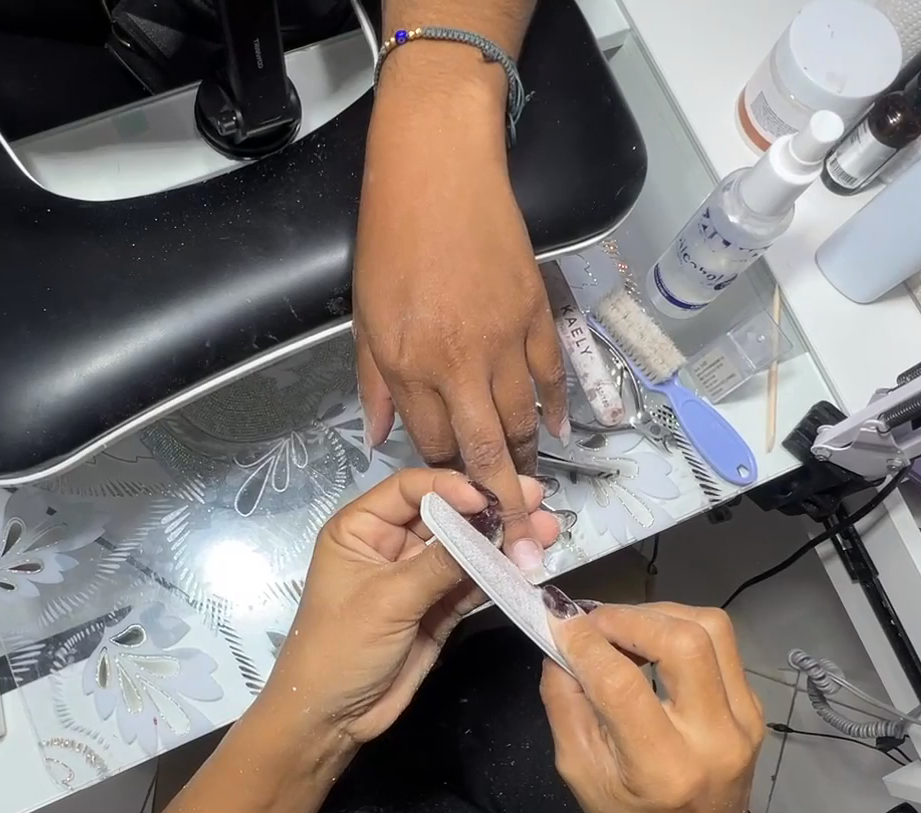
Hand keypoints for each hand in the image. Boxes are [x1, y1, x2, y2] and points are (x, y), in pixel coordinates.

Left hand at [266, 468, 558, 745]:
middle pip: (445, 514)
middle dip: (489, 509)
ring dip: (503, 540)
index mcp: (361, 528)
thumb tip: (489, 522)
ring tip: (546, 529)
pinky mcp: (437, 607)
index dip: (450, 487)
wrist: (332, 718)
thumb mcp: (388, 599)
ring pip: (464, 548)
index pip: (410, 489)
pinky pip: (471, 582)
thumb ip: (440, 562)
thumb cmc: (342, 647)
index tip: (488, 498)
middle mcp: (390, 544)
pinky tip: (529, 563)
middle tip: (534, 498)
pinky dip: (498, 574)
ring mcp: (417, 576)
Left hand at [352, 44, 566, 572]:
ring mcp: (505, 341)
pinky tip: (556, 433)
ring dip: (524, 460)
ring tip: (527, 489)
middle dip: (499, 500)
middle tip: (512, 535)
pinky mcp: (537, 316)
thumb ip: (375, 384)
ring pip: (522, 419)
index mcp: (410, 367)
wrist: (440, 168)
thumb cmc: (390, 241)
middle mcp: (460, 365)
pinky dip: (555, 409)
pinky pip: (551, 377)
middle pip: (486, 448)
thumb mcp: (364, 317)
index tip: (453, 499)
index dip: (444, 477)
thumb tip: (379, 439)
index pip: (432, 444)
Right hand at [541, 603, 768, 812]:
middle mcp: (713, 739)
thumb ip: (564, 706)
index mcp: (663, 769)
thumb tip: (558, 647)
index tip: (556, 620)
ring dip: (655, 614)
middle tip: (590, 622)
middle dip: (625, 617)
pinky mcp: (753, 706)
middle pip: (682, 640)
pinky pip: (719, 642)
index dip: (584, 642)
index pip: (622, 683)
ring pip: (709, 628)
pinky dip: (675, 628)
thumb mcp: (580, 775)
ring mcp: (743, 720)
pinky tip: (647, 642)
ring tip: (619, 628)